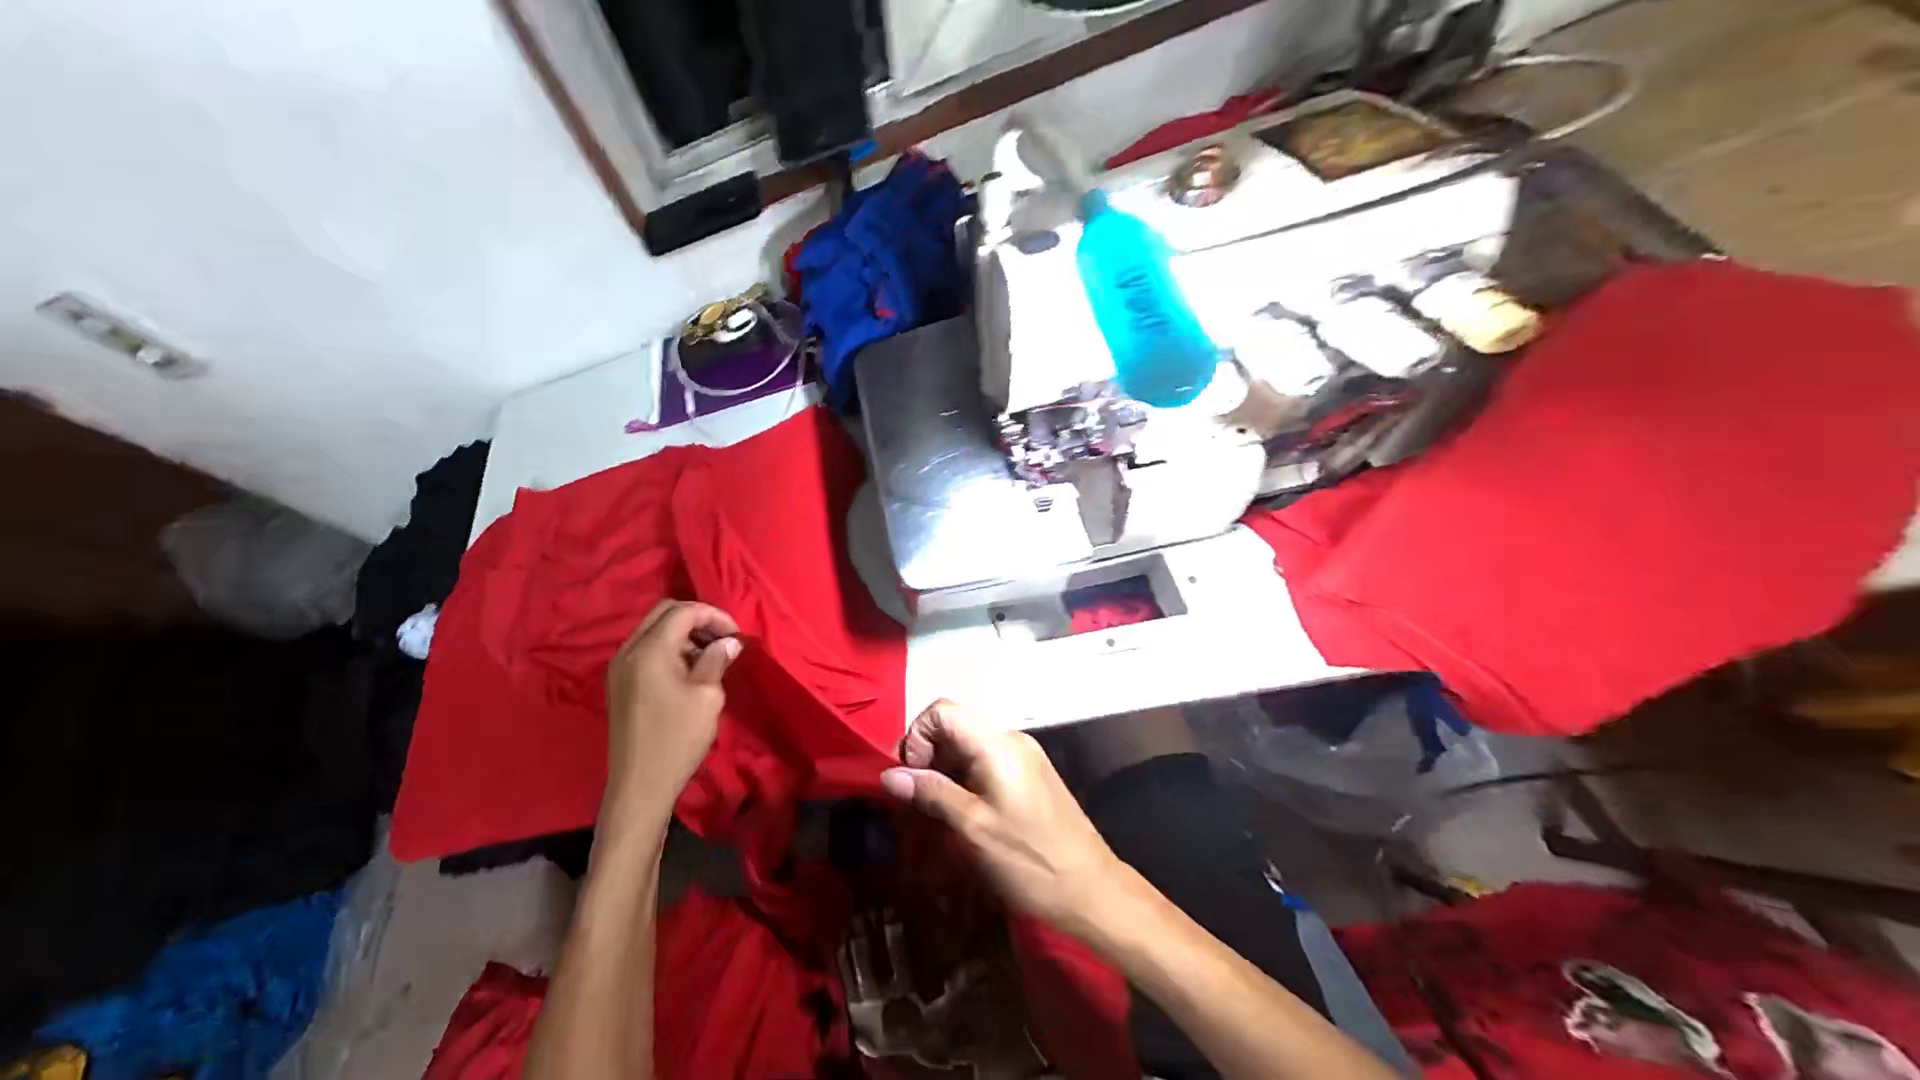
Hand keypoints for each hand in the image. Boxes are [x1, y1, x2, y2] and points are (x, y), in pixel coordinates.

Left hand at [603, 599, 741, 826]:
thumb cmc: (678, 738)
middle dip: (698, 619)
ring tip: (712, 654)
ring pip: (654, 630)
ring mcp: (620, 667)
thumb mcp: (708, 696)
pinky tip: (691, 669)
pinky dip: (671, 648)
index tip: (737, 635)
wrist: (640, 784)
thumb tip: (728, 643)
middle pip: (664, 613)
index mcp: (650, 650)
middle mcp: (629, 650)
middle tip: (724, 638)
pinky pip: (647, 649)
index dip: (714, 616)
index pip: (683, 611)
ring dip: (684, 633)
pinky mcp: (620, 682)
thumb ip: (716, 660)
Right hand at [880, 700, 1125, 937]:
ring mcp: (1023, 757)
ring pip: (967, 747)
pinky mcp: (1028, 775)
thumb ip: (931, 794)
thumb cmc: (1029, 860)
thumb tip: (889, 775)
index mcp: (997, 745)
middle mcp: (1011, 740)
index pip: (942, 711)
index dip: (916, 736)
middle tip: (914, 801)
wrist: (1090, 890)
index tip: (910, 778)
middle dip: (926, 757)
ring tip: (933, 813)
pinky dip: (962, 780)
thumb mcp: (973, 829)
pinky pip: (985, 763)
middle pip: (954, 727)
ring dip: (942, 772)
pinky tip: (958, 814)